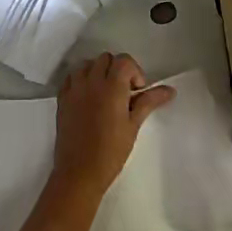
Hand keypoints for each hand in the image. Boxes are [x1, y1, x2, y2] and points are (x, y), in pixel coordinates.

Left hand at [50, 53, 174, 197]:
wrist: (79, 171)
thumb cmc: (111, 151)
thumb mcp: (133, 125)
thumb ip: (149, 102)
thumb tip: (169, 90)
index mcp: (111, 87)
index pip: (124, 61)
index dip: (135, 72)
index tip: (137, 92)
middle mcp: (90, 82)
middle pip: (105, 59)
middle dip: (117, 70)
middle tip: (124, 93)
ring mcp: (73, 90)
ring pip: (86, 65)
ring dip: (98, 72)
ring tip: (105, 93)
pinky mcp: (62, 100)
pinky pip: (71, 78)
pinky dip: (81, 80)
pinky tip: (88, 98)